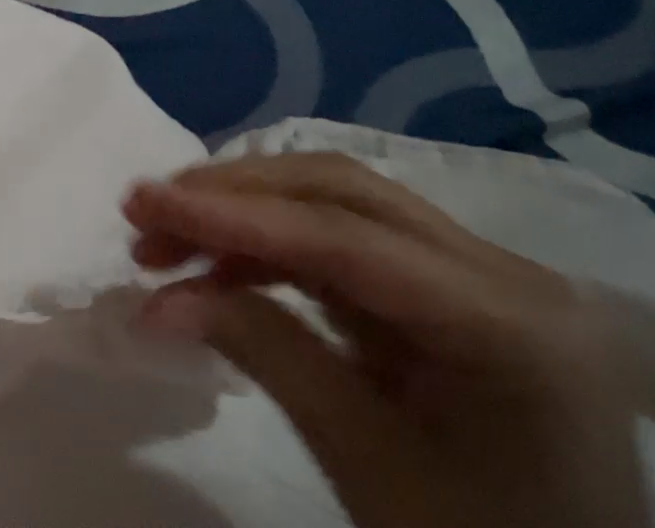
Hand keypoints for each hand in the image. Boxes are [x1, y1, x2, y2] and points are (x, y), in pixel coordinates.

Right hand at [125, 154, 650, 527]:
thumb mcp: (366, 460)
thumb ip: (267, 355)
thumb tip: (157, 301)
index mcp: (514, 324)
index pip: (347, 238)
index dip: (234, 216)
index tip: (141, 202)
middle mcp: (509, 275)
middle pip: (347, 194)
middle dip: (235, 197)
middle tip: (143, 215)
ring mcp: (485, 278)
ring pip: (344, 206)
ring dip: (247, 216)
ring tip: (165, 248)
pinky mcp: (453, 292)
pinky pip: (351, 245)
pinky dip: (275, 249)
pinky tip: (222, 271)